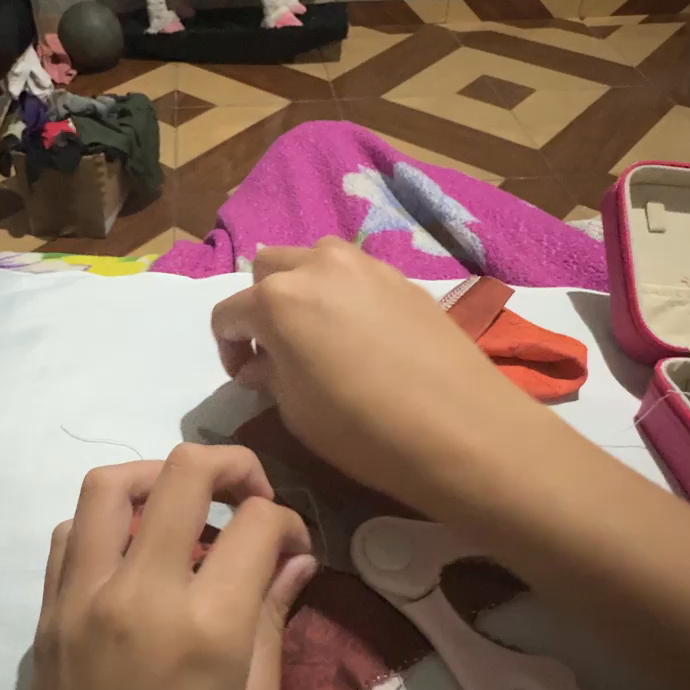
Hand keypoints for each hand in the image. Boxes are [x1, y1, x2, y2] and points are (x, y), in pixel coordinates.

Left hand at [7, 445, 315, 689]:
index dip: (287, 520)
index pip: (255, 524)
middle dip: (232, 464)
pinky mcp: (45, 617)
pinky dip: (105, 520)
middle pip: (183, 472)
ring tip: (187, 505)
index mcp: (204, 632)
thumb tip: (294, 559)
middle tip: (250, 493)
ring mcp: (79, 601)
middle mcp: (136, 596)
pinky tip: (134, 550)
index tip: (293, 544)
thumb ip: (270, 625)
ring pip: (108, 484)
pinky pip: (69, 533)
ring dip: (157, 476)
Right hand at [211, 238, 538, 509]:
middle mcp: (316, 266)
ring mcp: (364, 264)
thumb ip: (268, 375)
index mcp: (276, 299)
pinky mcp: (402, 276)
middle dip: (261, 306)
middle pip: (267, 270)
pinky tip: (361, 333)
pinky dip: (341, 292)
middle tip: (276, 350)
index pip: (227, 313)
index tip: (245, 377)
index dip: (228, 348)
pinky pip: (354, 273)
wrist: (462, 429)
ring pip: (312, 259)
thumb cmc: (363, 429)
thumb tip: (261, 363)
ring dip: (302, 288)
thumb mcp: (296, 411)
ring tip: (319, 332)